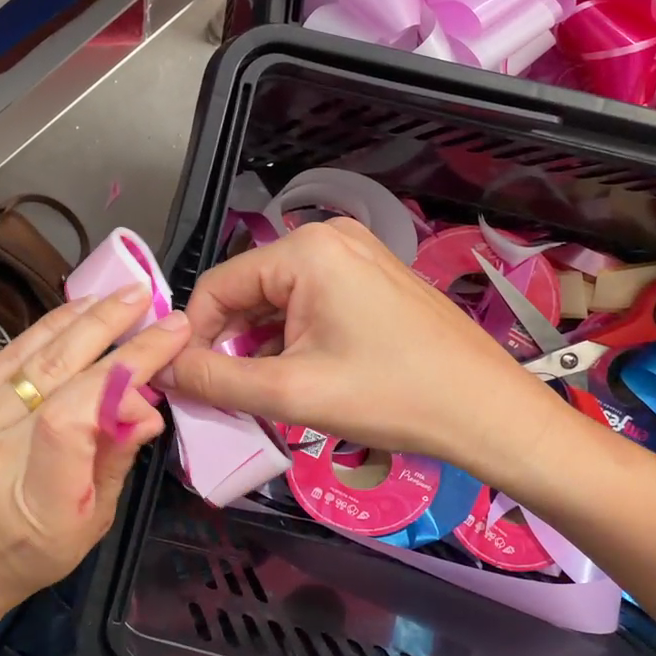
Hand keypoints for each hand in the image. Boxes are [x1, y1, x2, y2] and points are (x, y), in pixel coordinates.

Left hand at [0, 287, 190, 632]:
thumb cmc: (23, 560)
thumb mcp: (87, 528)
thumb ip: (114, 459)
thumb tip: (146, 398)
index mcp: (33, 502)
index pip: (73, 418)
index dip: (121, 371)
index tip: (164, 339)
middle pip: (53, 374)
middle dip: (108, 329)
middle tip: (149, 298)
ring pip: (30, 356)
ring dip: (79, 319)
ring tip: (120, 295)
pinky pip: (5, 357)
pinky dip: (45, 330)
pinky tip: (75, 313)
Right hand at [159, 218, 565, 475]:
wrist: (495, 417)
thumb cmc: (394, 398)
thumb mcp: (289, 393)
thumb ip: (213, 379)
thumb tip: (159, 371)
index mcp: (304, 250)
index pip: (215, 286)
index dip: (193, 335)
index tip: (185, 381)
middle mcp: (326, 238)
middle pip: (246, 290)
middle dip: (229, 341)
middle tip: (223, 392)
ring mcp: (355, 254)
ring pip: (275, 299)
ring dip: (259, 343)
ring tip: (262, 389)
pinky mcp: (372, 276)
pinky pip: (308, 301)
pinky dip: (291, 336)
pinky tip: (298, 373)